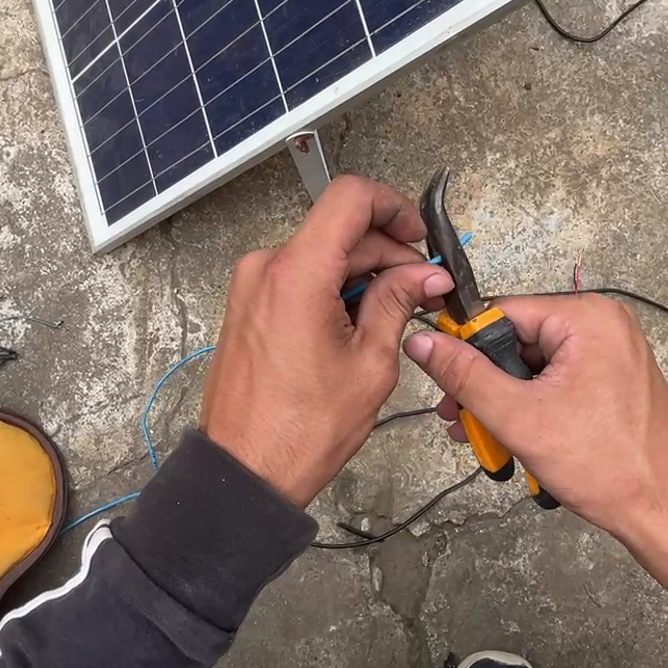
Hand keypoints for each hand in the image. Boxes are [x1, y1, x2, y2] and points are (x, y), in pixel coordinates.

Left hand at [200, 176, 453, 507]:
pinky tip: (357, 321)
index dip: (393, 207)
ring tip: (394, 312)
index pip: (350, 197)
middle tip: (423, 286)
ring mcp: (251, 286)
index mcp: (296, 273)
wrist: (244, 470)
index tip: (417, 236)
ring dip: (361, 272)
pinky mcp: (247, 305)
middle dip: (386, 252)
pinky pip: (298, 277)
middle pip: (339, 230)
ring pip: (320, 254)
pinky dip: (332, 287)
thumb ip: (397, 303)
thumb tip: (424, 273)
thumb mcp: (369, 364)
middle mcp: (266, 268)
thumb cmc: (301, 430)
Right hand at [402, 295, 667, 624]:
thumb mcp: (518, 416)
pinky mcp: (612, 379)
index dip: (466, 348)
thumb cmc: (605, 464)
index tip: (445, 384)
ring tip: (478, 434)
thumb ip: (464, 375)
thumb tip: (421, 341)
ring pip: (533, 365)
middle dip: (483, 382)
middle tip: (458, 416)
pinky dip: (531, 405)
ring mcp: (611, 352)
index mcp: (585, 318)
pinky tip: (511, 436)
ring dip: (502, 399)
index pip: (502, 314)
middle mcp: (602, 324)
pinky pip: (556, 380)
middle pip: (516, 340)